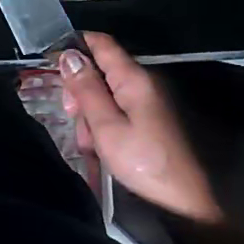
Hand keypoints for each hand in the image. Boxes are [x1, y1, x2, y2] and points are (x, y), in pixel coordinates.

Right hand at [58, 32, 222, 223]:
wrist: (190, 201)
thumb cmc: (146, 163)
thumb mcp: (106, 128)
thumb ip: (86, 90)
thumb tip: (69, 55)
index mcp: (133, 78)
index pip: (100, 42)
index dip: (75, 46)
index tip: (52, 65)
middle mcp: (144, 82)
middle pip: (101, 70)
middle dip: (81, 91)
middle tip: (74, 119)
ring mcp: (150, 101)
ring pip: (108, 94)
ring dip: (93, 114)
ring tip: (94, 146)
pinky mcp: (154, 119)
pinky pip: (121, 110)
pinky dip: (107, 125)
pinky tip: (106, 149)